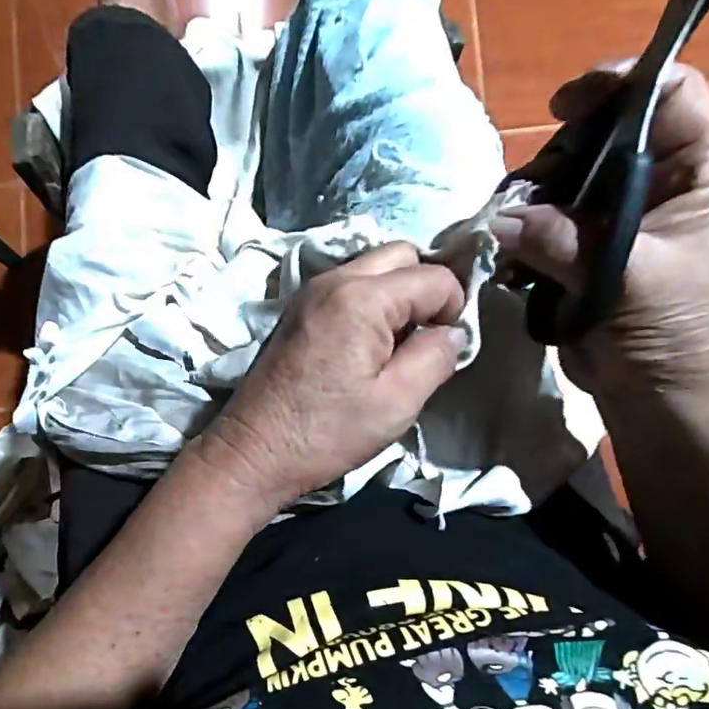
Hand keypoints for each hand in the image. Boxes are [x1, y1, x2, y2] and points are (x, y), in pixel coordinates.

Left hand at [197, 243, 467, 503]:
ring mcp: (310, 292)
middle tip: (424, 338)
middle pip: (401, 255)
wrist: (255, 453)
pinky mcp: (298, 311)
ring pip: (373, 267)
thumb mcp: (396, 404)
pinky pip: (349, 287)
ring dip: (397, 296)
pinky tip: (367, 347)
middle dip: (425, 289)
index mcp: (361, 299)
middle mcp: (333, 280)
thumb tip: (454, 333)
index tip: (443, 347)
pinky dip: (370, 304)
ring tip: (396, 346)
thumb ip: (434, 358)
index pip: (434, 276)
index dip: (453, 308)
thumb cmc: (327, 434)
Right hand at [493, 63, 708, 397]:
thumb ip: (564, 241)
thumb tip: (501, 220)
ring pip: (568, 185)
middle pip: (603, 138)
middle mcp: (657, 187)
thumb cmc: (673, 332)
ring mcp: (617, 222)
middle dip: (558, 158)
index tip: (564, 109)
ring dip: (533, 202)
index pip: (667, 97)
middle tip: (523, 191)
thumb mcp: (627, 276)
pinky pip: (549, 227)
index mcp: (696, 173)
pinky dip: (525, 236)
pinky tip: (510, 255)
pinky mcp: (587, 255)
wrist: (661, 398)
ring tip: (507, 231)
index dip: (618, 88)